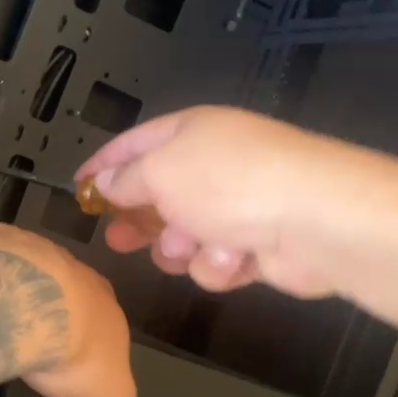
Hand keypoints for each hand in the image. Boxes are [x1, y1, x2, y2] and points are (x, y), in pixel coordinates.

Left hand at [0, 224, 135, 396]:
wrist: (24, 301)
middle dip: (47, 318)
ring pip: (24, 277)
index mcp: (104, 301)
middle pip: (61, 298)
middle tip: (24, 345)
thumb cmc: (74, 350)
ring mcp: (30, 253)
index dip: (86, 345)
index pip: (101, 324)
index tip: (66, 366)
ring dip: (13, 296)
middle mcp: (71, 270)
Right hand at [74, 106, 376, 297]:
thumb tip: (105, 184)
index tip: (78, 187)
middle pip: (158, 193)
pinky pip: (217, 259)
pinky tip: (232, 260)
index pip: (133, 144)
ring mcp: (240, 204)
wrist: (320, 221)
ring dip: (181, 247)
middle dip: (139, 219)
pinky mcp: (259, 244)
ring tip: (186, 249)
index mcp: (191, 132)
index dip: (102, 165)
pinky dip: (219, 264)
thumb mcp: (158, 172)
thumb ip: (123, 180)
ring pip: (185, 233)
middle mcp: (215, 163)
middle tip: (117, 239)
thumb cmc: (229, 184)